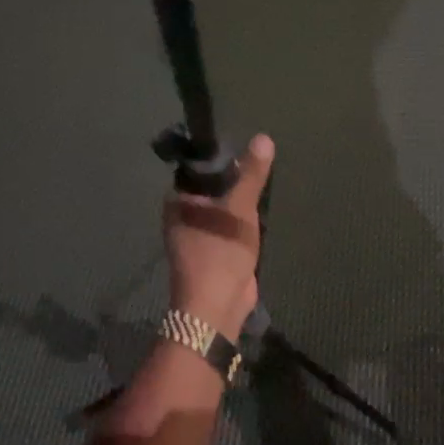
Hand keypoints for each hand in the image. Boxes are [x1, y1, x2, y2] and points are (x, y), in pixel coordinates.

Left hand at [165, 134, 272, 339]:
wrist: (217, 307)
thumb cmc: (220, 252)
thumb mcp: (239, 208)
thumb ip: (251, 175)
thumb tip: (263, 137)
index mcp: (178, 201)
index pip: (198, 168)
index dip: (221, 156)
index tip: (245, 145)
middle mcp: (182, 215)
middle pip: (212, 187)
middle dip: (234, 178)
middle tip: (261, 163)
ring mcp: (197, 235)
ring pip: (222, 207)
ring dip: (240, 200)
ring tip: (265, 182)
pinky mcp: (214, 251)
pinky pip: (229, 226)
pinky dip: (243, 220)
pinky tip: (261, 212)